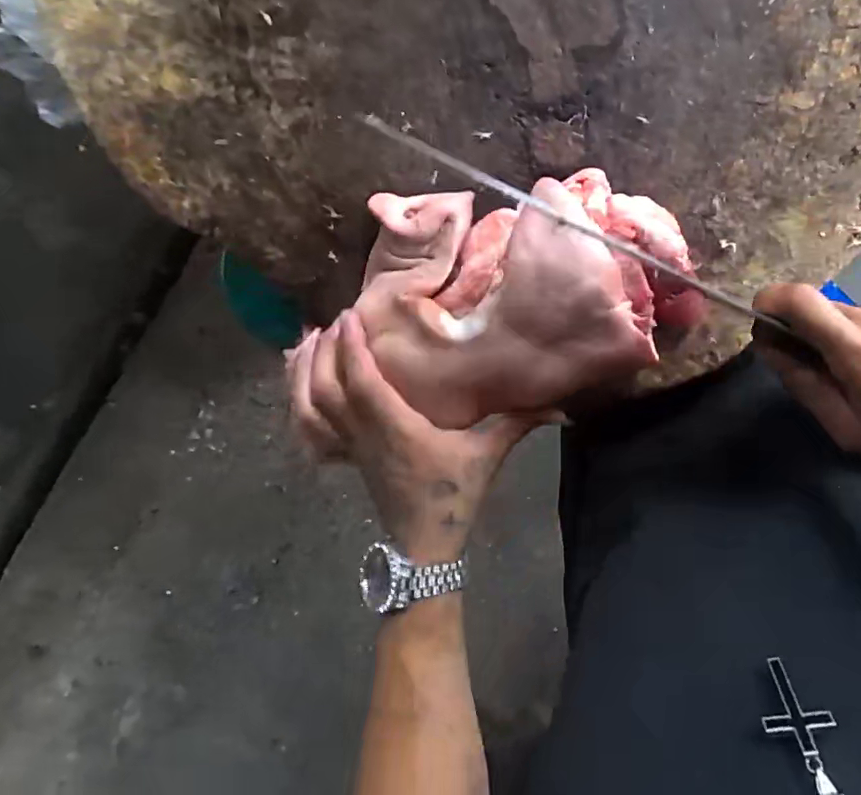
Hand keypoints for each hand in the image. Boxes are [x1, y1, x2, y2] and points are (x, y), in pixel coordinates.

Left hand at [288, 309, 542, 562]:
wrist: (423, 546)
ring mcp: (348, 448)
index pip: (362, 381)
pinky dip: (298, 399)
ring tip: (308, 341)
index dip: (351, 347)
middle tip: (332, 320)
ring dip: (303, 372)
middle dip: (323, 351)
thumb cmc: (452, 497)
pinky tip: (300, 381)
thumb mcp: (486, 456)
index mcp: (396, 428)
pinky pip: (309, 426)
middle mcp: (364, 435)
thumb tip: (561, 406)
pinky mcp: (344, 456)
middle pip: (325, 389)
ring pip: (308, 408)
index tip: (350, 314)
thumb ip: (517, 424)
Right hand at [751, 284, 860, 501]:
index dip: (769, 304)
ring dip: (851, 345)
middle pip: (823, 310)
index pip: (795, 297)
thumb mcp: (858, 436)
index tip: (766, 331)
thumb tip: (771, 349)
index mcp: (859, 349)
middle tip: (827, 378)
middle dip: (811, 337)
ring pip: (858, 320)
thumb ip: (806, 387)